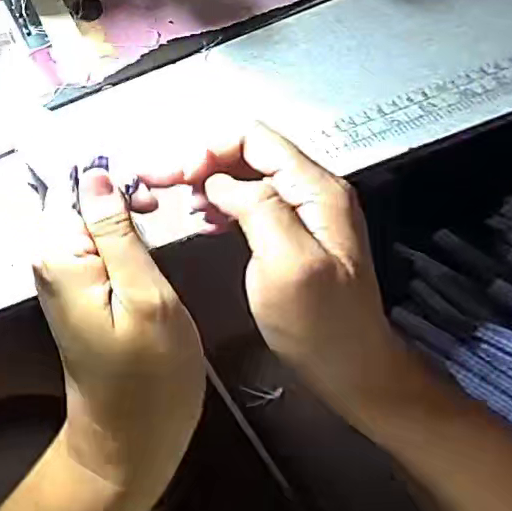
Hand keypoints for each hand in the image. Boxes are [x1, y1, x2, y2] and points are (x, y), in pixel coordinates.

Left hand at [32, 168, 204, 506]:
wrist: (129, 438)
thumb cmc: (147, 379)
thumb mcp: (147, 298)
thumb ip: (118, 232)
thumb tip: (97, 177)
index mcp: (59, 254)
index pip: (70, 186)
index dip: (108, 174)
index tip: (145, 181)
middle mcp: (50, 258)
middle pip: (77, 198)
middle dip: (117, 190)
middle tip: (159, 205)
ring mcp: (62, 273)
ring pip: (89, 218)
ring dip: (121, 211)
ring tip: (157, 216)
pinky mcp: (78, 287)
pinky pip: (95, 243)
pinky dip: (120, 234)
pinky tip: (144, 241)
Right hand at [132, 122, 409, 416]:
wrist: (352, 372)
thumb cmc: (322, 324)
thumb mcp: (288, 263)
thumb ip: (257, 208)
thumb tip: (218, 180)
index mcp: (315, 191)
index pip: (253, 138)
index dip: (208, 150)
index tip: (177, 177)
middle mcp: (309, 192)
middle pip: (243, 152)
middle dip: (198, 162)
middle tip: (159, 182)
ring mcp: (298, 211)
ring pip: (239, 173)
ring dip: (202, 181)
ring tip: (174, 200)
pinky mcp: (286, 231)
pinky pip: (243, 198)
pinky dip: (214, 201)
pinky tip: (200, 218)